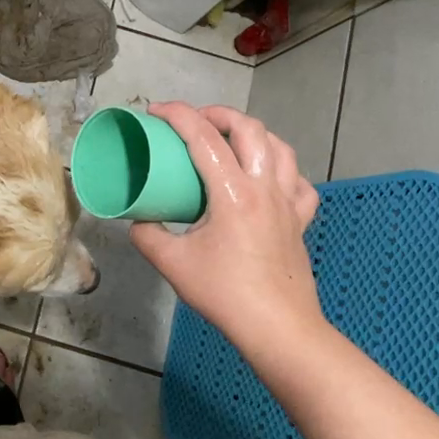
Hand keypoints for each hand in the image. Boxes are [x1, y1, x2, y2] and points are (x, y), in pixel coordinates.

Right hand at [130, 104, 324, 351]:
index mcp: (232, 193)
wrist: (278, 328)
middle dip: (218, 114)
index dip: (177, 115)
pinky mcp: (300, 221)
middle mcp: (264, 188)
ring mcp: (288, 203)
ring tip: (230, 140)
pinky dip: (282, 171)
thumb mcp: (172, 264)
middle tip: (193, 121)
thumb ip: (147, 235)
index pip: (203, 137)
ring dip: (253, 134)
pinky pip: (298, 182)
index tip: (155, 111)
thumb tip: (139, 219)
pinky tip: (267, 180)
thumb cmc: (225, 293)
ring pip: (280, 147)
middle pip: (249, 129)